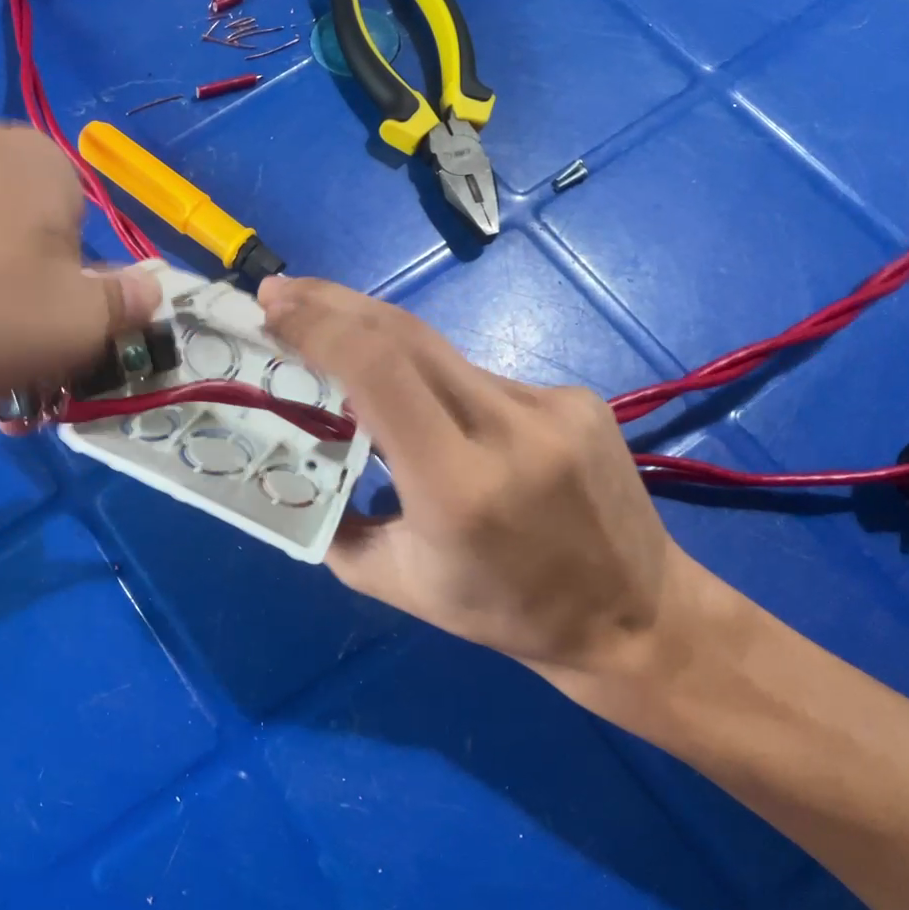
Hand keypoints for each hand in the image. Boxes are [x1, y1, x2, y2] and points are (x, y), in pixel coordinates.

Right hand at [258, 276, 714, 682]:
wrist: (634, 616)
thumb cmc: (503, 612)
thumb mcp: (395, 583)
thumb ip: (334, 525)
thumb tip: (291, 468)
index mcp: (456, 487)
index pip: (381, 372)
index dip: (322, 327)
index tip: (273, 305)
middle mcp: (509, 430)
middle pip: (406, 336)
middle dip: (333, 305)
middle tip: (280, 294)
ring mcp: (551, 406)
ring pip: (440, 354)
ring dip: (376, 341)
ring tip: (332, 343)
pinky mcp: (574, 399)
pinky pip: (478, 376)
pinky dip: (432, 380)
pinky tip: (423, 407)